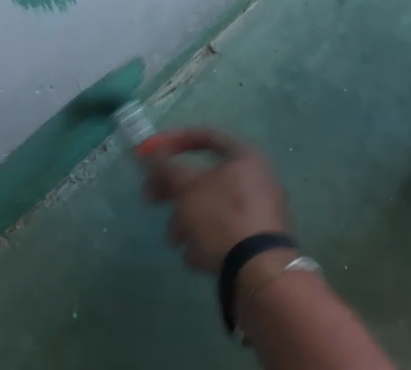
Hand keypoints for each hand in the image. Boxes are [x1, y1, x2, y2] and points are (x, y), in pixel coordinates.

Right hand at [140, 126, 290, 271]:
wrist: (261, 273)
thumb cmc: (222, 218)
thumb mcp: (186, 188)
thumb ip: (165, 168)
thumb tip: (149, 154)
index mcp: (245, 157)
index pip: (205, 136)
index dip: (172, 141)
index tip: (150, 153)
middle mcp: (257, 180)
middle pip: (204, 177)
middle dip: (175, 192)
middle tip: (150, 199)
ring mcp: (260, 212)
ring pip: (210, 208)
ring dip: (186, 222)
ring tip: (178, 240)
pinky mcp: (258, 242)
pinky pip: (224, 231)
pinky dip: (205, 240)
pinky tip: (197, 257)